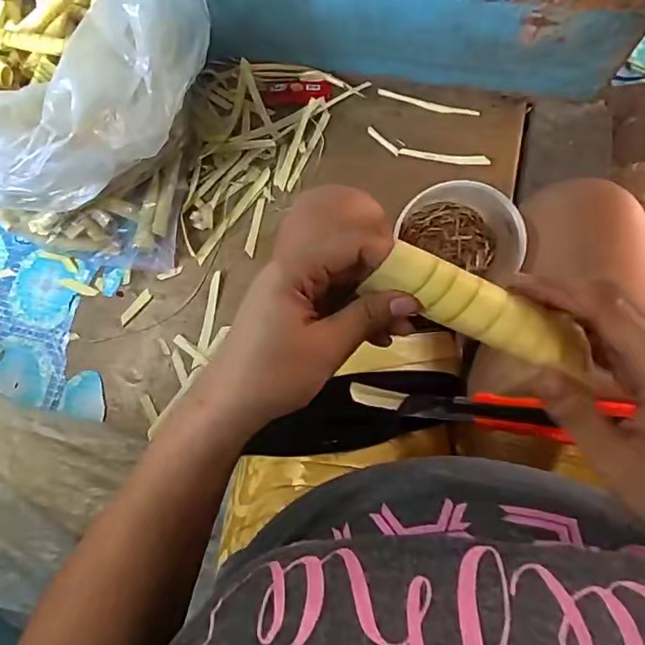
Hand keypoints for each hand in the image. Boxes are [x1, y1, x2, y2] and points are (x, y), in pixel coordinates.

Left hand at [188, 187, 417, 434]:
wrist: (230, 403)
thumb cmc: (274, 375)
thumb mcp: (328, 347)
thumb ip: (368, 316)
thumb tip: (411, 297)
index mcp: (293, 270)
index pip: (348, 241)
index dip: (385, 256)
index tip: (414, 283)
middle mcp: (291, 271)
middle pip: (346, 259)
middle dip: (383, 281)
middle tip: (413, 309)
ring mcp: (290, 289)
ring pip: (342, 282)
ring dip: (373, 301)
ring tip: (401, 329)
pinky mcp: (291, 308)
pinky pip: (330, 299)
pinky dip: (355, 313)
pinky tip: (379, 335)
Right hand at [514, 277, 644, 579]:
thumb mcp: (618, 463)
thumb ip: (575, 414)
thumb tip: (536, 372)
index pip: (605, 309)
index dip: (556, 292)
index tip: (514, 288)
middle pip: (615, 299)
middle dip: (562, 291)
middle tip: (516, 299)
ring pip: (623, 312)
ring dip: (576, 306)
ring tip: (533, 314)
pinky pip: (630, 332)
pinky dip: (593, 326)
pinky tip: (568, 340)